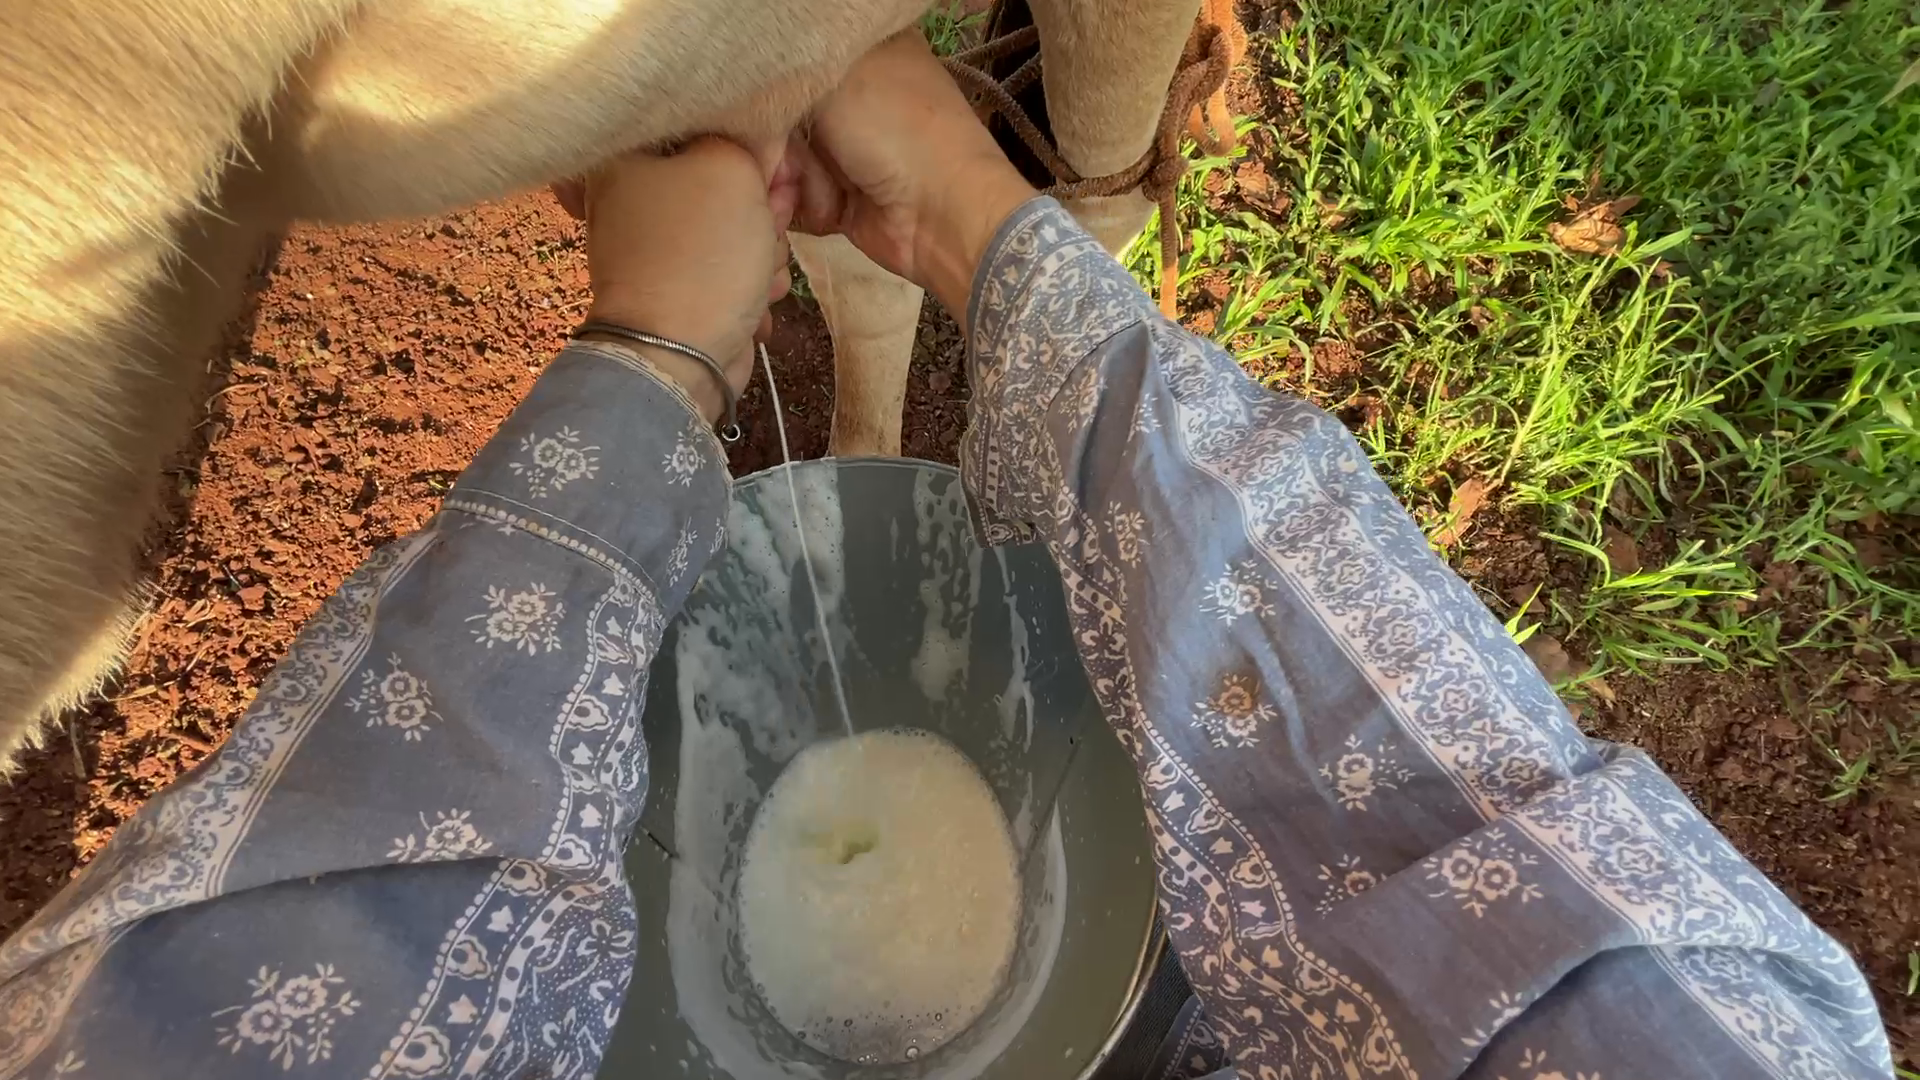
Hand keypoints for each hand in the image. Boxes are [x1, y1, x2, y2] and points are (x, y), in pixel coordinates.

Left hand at [554, 137, 798, 421]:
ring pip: (736, 238)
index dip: (752, 154)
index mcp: (630, 157)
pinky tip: (754, 307)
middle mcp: (637, 202)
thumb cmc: (703, 254)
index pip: (706, 132)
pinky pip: (731, 278)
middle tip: (769, 233)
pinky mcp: (683, 296)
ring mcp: (660, 254)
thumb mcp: (731, 172)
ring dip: (763, 260)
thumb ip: (746, 146)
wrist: (680, 354)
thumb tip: (755, 158)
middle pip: (725, 190)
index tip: (778, 179)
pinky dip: (748, 293)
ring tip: (761, 280)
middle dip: (761, 217)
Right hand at [788, 33, 1035, 315]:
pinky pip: (797, 200)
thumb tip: (750, 101)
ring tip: (819, 189)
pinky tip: (827, 211)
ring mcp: (845, 152)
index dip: (773, 84)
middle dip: (778, 143)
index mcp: (860, 50)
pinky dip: (805, 208)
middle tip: (790, 157)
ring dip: (794, 181)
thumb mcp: (834, 75)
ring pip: (783, 160)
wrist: (940, 216)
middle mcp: (852, 98)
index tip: (767, 101)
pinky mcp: (840, 200)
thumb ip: (782, 76)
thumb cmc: (894, 130)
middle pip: (779, 115)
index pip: (793, 59)